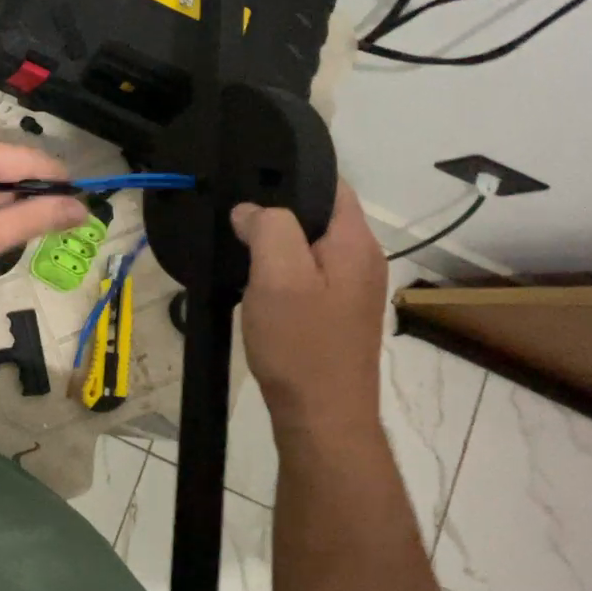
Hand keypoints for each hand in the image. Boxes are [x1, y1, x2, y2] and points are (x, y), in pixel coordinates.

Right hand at [231, 181, 387, 439]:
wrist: (321, 414)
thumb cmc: (300, 343)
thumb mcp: (277, 276)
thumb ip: (268, 229)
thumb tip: (250, 210)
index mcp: (355, 244)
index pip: (331, 186)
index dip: (291, 176)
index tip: (248, 180)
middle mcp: (361, 260)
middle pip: (317, 216)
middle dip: (276, 212)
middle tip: (231, 219)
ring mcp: (350, 289)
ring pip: (307, 247)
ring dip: (273, 244)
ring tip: (236, 249)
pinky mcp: (335, 313)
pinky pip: (305, 274)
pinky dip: (278, 271)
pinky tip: (253, 284)